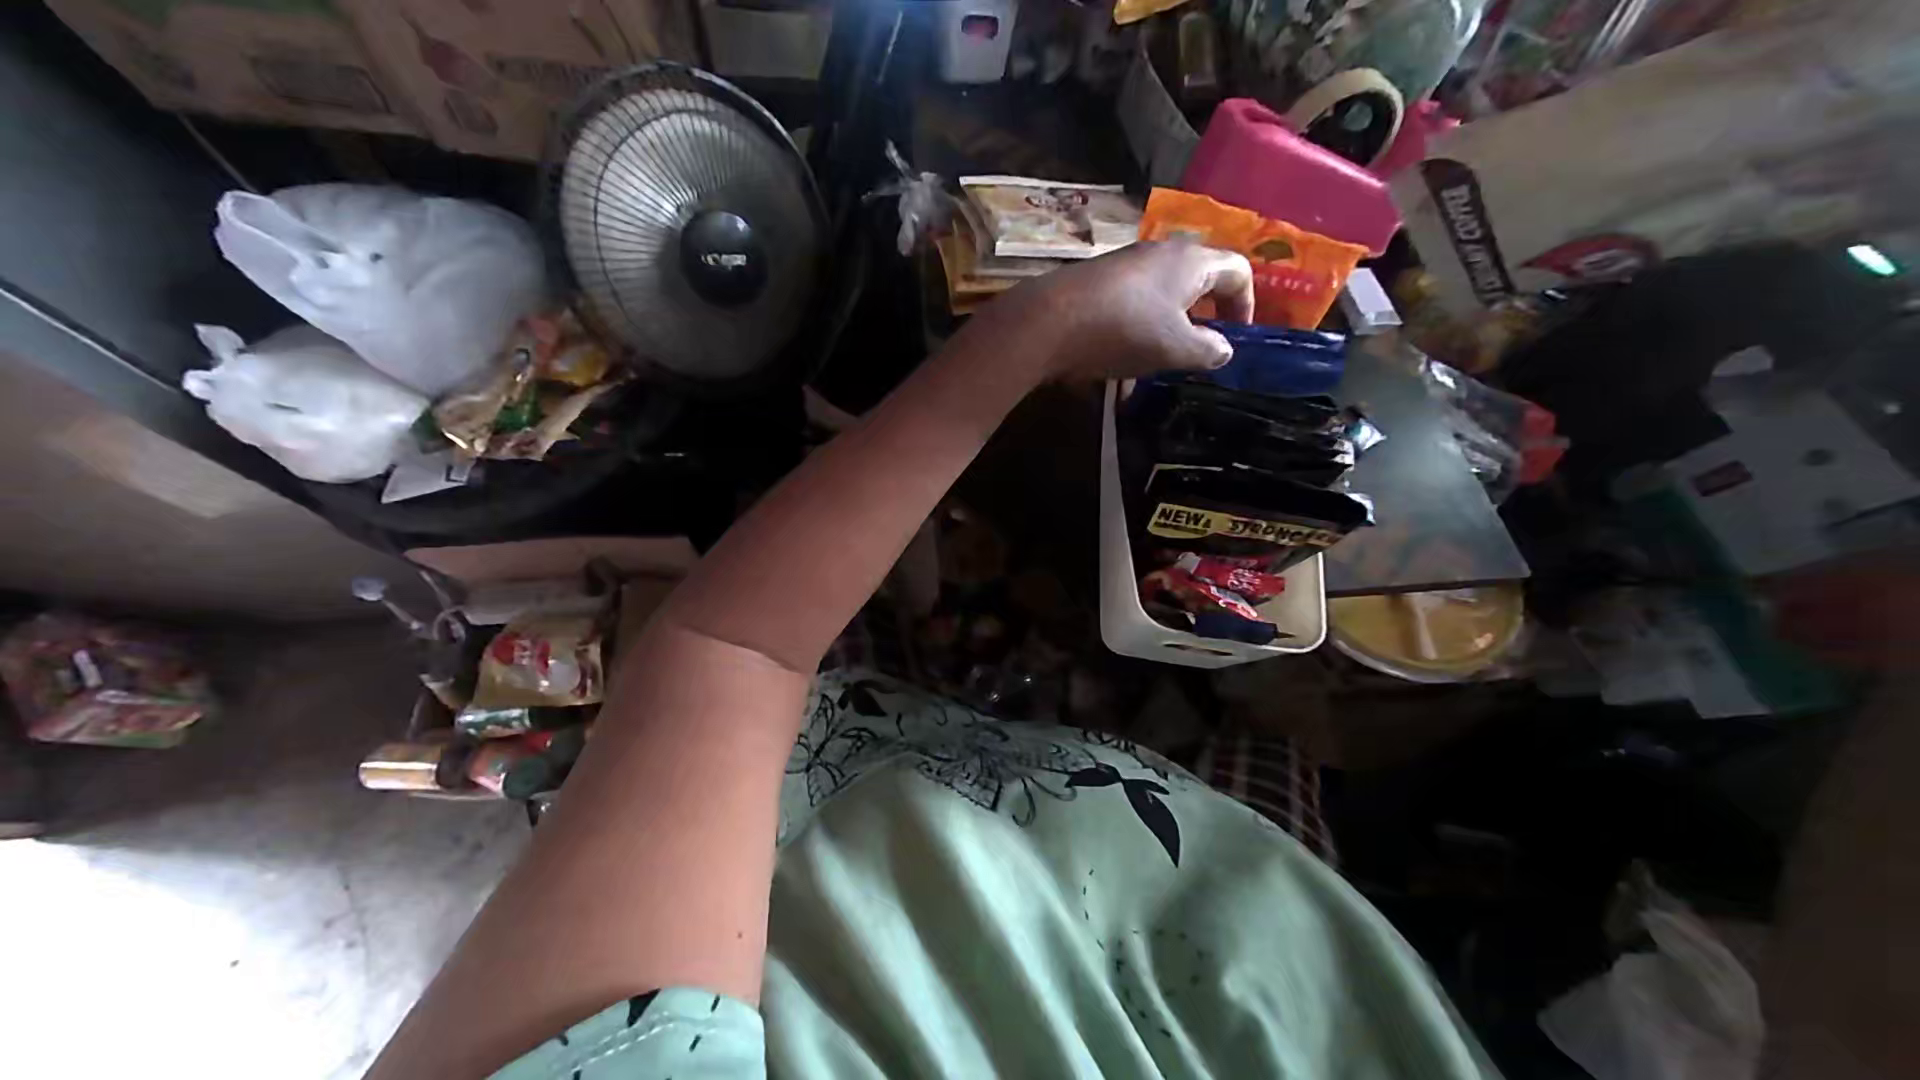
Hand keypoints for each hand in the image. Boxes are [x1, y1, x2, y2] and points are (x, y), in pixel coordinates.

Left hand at [972, 240, 1254, 382]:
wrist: (1047, 322)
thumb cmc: (1124, 330)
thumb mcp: (1175, 348)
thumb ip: (1208, 350)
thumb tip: (1223, 349)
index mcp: (1191, 261)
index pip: (1238, 271)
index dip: (1246, 305)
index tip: (1237, 340)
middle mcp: (1159, 254)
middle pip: (1196, 282)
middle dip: (1202, 319)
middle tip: (1200, 353)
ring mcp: (1123, 267)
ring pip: (1158, 300)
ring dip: (1164, 333)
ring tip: (1155, 369)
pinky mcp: (1094, 284)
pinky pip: (1127, 309)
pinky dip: (1132, 336)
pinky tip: (1117, 371)